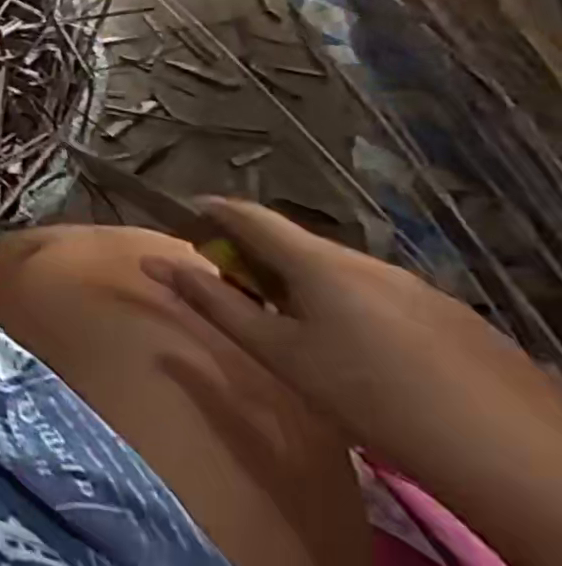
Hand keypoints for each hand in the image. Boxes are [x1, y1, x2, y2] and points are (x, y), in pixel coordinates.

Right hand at [144, 197, 561, 565]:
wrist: (516, 461)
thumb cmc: (368, 396)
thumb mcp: (276, 352)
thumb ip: (212, 302)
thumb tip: (153, 262)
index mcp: (319, 264)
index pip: (250, 216)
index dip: (212, 209)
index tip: (184, 214)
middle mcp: (369, 263)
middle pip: (296, 244)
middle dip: (255, 255)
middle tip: (231, 286)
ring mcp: (421, 290)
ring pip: (340, 271)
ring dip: (303, 281)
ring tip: (293, 324)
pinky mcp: (457, 319)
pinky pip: (382, 295)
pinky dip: (348, 304)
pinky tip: (360, 351)